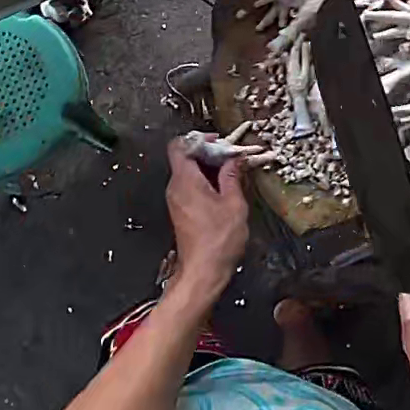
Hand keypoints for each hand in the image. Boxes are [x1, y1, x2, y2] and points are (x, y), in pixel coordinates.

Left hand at [163, 138, 249, 309]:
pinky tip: (224, 188)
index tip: (219, 142)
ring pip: (188, 172)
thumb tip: (234, 159)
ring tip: (232, 172)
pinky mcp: (180, 210)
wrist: (202, 270)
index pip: (179, 145)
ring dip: (208, 168)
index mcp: (184, 180)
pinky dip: (204, 181)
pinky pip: (189, 186)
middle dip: (208, 153)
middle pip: (184, 157)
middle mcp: (175, 187)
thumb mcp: (233, 203)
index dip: (198, 138)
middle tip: (231, 157)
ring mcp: (175, 199)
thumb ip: (232, 177)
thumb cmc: (218, 239)